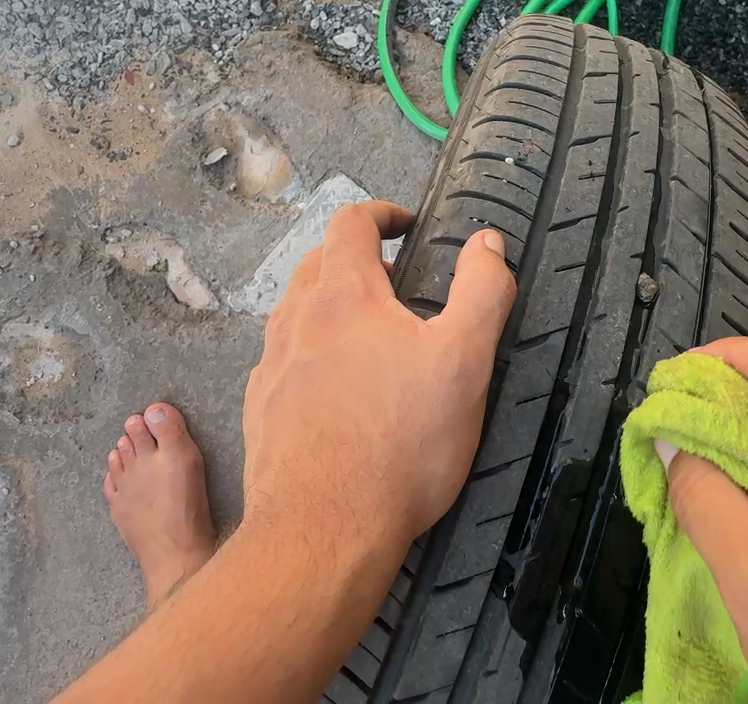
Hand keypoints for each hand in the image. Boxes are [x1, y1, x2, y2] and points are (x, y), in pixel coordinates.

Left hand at [241, 201, 516, 552]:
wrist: (323, 534)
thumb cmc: (402, 441)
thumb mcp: (465, 360)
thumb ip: (482, 291)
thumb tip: (487, 241)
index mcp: (344, 296)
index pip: (350, 223)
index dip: (381, 213)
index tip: (407, 225)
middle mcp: (297, 320)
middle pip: (318, 261)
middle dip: (356, 256)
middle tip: (397, 282)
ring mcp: (271, 366)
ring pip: (296, 309)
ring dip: (330, 302)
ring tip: (368, 333)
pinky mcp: (260, 409)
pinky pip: (284, 357)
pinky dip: (311, 348)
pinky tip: (336, 388)